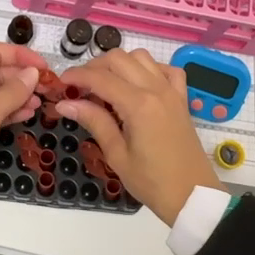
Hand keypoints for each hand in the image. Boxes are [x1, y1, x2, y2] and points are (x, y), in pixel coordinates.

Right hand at [58, 49, 223, 224]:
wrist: (193, 197)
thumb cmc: (152, 182)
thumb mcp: (117, 155)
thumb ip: (94, 121)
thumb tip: (65, 103)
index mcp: (138, 105)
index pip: (100, 78)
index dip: (77, 76)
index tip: (61, 83)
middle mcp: (156, 89)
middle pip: (119, 59)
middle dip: (94, 66)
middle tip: (80, 87)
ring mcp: (172, 91)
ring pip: (141, 57)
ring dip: (120, 64)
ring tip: (106, 84)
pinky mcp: (182, 99)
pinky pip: (166, 69)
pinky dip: (149, 68)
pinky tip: (138, 83)